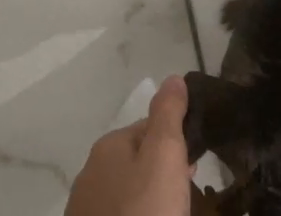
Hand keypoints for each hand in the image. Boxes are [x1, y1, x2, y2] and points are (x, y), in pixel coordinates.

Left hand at [67, 76, 193, 215]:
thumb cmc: (145, 209)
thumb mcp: (164, 155)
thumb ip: (169, 114)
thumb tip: (172, 78)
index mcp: (108, 146)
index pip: (149, 128)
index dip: (176, 144)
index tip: (195, 164)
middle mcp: (90, 172)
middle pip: (137, 161)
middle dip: (163, 173)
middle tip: (187, 194)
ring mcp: (85, 209)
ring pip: (127, 192)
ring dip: (149, 198)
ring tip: (172, 211)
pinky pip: (119, 214)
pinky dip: (136, 214)